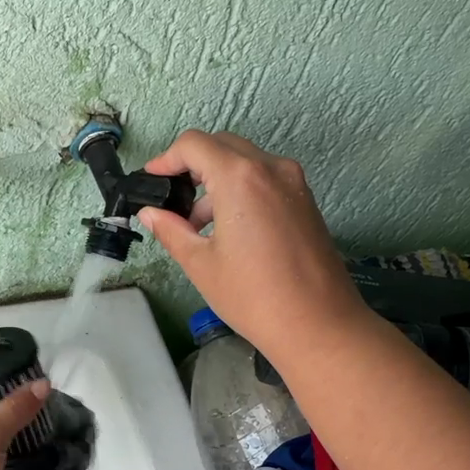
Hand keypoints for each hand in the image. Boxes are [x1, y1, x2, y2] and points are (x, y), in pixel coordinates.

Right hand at [138, 130, 368, 362]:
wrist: (318, 324)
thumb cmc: (254, 296)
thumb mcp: (201, 263)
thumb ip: (171, 230)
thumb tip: (151, 213)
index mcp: (240, 178)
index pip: (194, 144)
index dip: (166, 158)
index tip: (152, 179)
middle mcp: (270, 169)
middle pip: (221, 145)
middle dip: (191, 165)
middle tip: (171, 198)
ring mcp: (293, 182)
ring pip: (245, 161)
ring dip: (216, 179)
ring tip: (197, 223)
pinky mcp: (305, 200)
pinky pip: (265, 178)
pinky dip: (240, 189)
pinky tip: (227, 228)